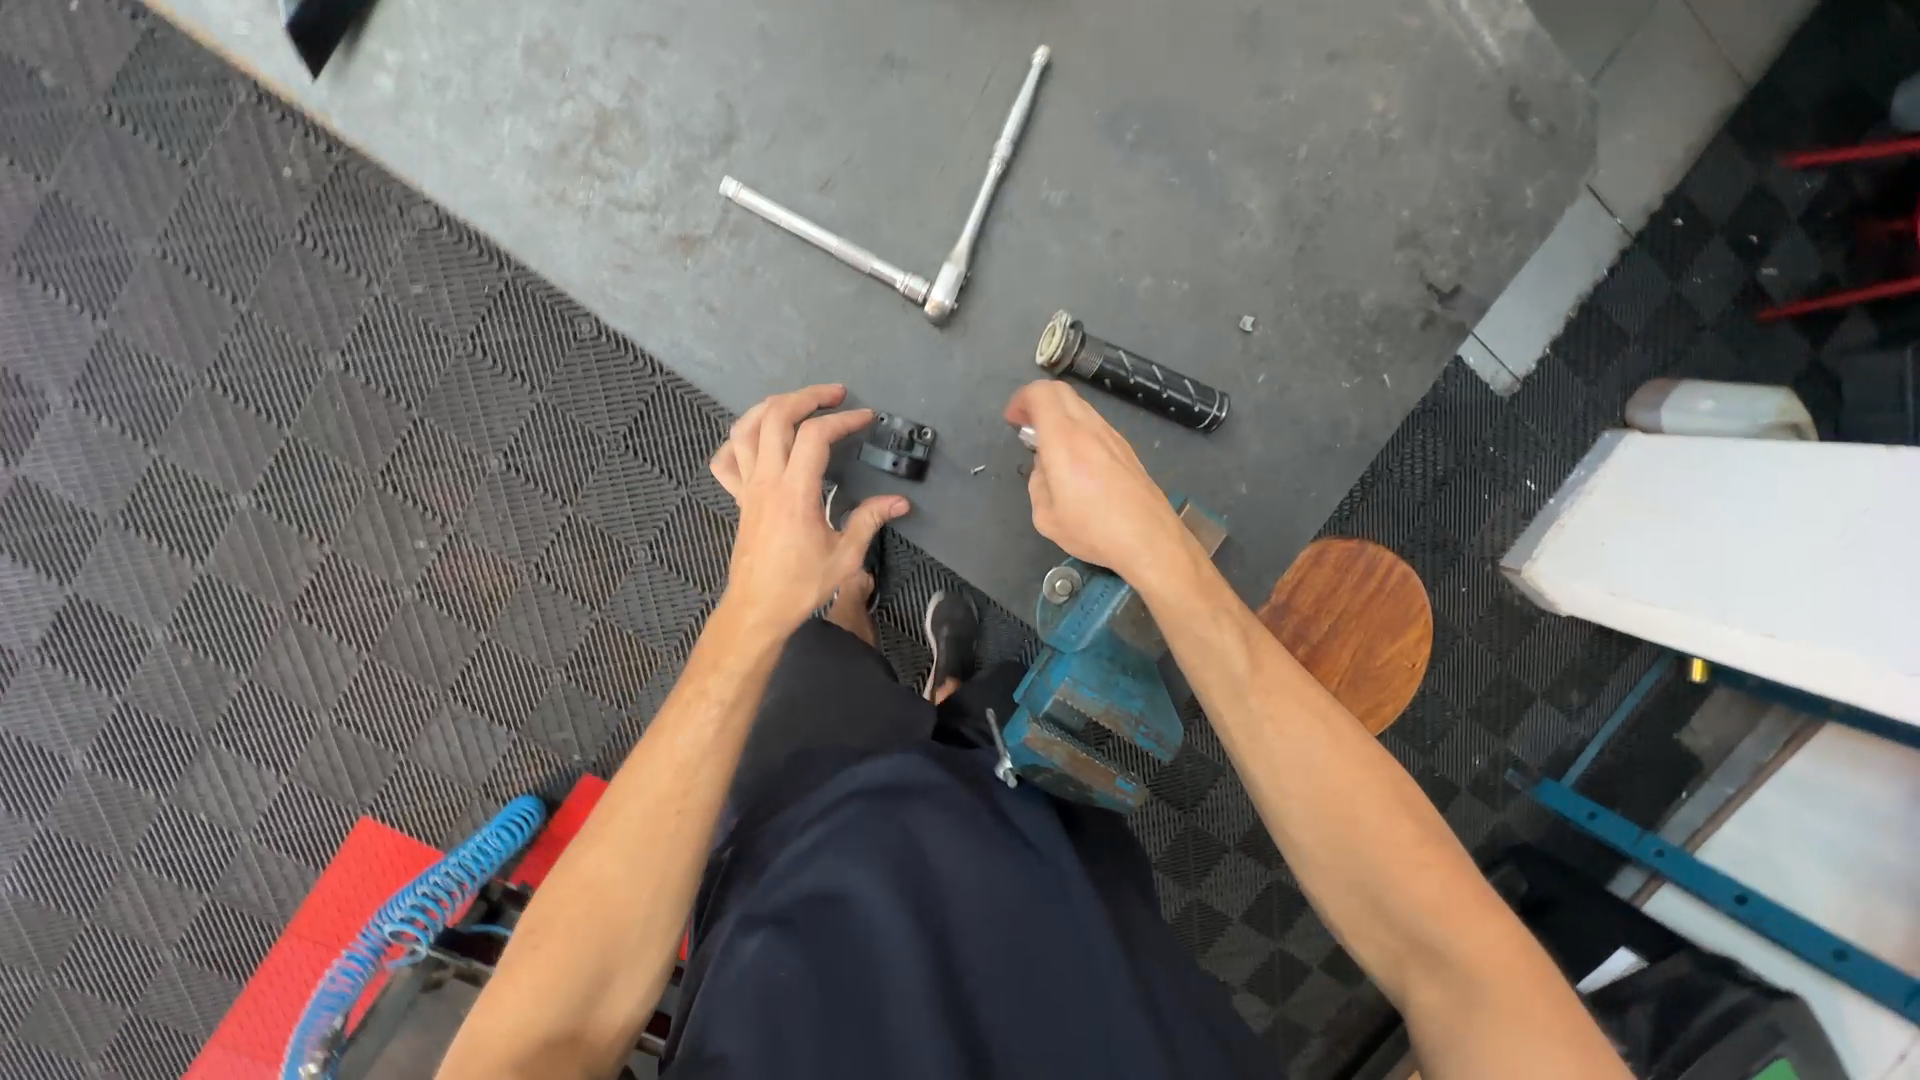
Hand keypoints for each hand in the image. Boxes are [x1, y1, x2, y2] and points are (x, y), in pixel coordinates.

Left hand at [710, 385, 907, 629]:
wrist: (758, 608)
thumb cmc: (801, 585)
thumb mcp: (845, 556)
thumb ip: (869, 521)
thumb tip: (900, 502)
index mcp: (795, 492)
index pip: (815, 436)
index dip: (843, 420)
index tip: (866, 418)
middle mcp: (766, 481)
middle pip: (776, 417)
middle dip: (807, 397)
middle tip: (835, 396)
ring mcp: (747, 487)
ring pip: (745, 429)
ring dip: (772, 406)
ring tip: (798, 402)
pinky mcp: (738, 498)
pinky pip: (725, 459)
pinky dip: (739, 440)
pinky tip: (758, 439)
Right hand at [1004, 380, 1184, 582]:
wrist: (1149, 539)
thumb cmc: (1094, 531)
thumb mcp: (1046, 517)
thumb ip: (1037, 484)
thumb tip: (1044, 468)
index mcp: (1064, 440)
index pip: (1040, 394)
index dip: (1020, 400)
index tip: (1013, 421)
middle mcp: (1089, 429)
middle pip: (1061, 391)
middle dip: (1037, 400)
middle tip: (1027, 425)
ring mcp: (1112, 436)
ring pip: (1080, 406)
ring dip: (1059, 414)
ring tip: (1050, 444)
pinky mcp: (1126, 449)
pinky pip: (1095, 423)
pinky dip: (1077, 427)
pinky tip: (1076, 458)